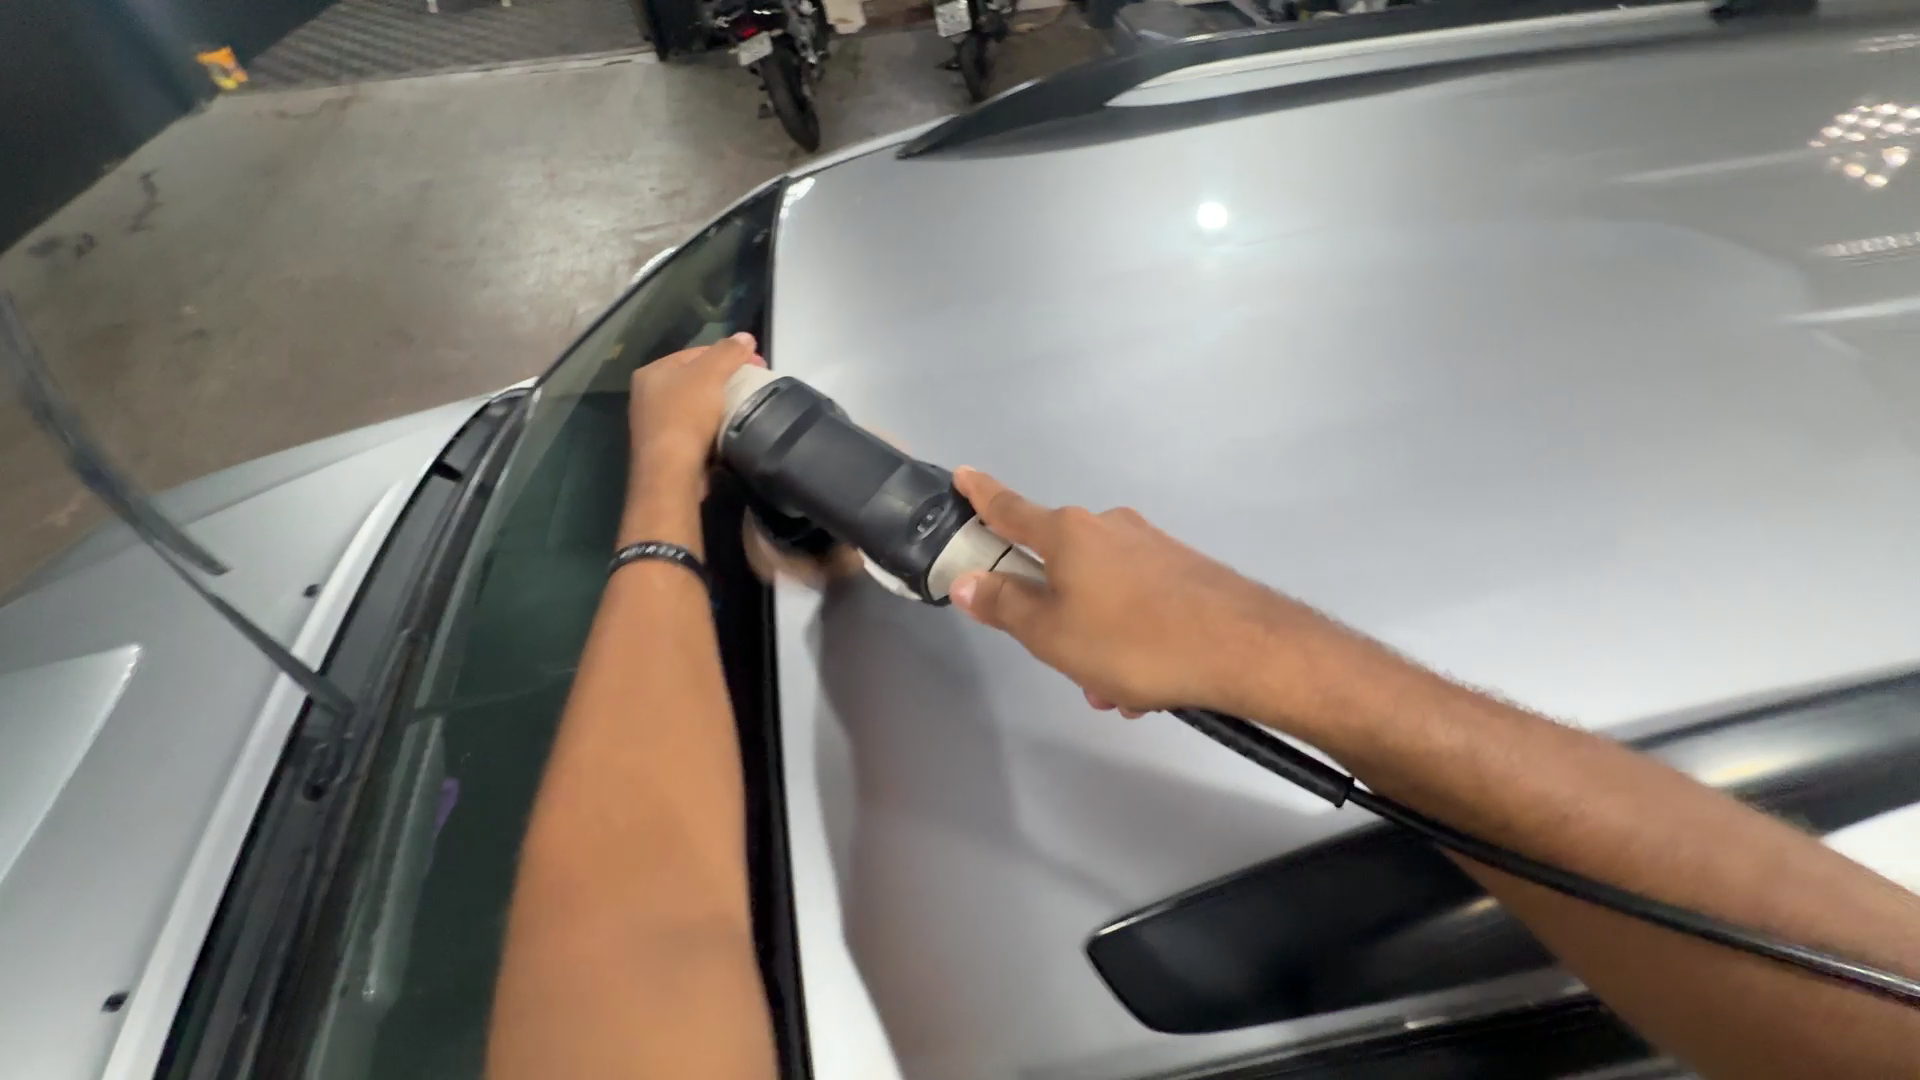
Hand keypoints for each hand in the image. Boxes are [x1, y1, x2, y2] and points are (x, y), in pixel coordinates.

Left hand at [628, 332, 764, 488]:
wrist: (672, 470)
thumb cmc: (686, 415)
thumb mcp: (710, 374)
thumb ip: (728, 352)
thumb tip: (745, 337)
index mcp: (653, 372)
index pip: (697, 353)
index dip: (730, 355)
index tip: (758, 366)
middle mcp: (648, 395)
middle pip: (696, 379)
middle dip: (726, 381)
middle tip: (754, 387)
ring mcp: (655, 424)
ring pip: (697, 406)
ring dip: (721, 406)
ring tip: (746, 409)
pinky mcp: (667, 449)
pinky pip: (696, 430)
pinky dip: (714, 428)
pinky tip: (729, 432)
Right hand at [948, 467, 1334, 718]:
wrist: (1245, 648)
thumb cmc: (1132, 640)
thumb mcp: (1052, 634)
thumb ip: (1004, 605)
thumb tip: (966, 581)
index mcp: (1067, 534)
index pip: (1009, 509)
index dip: (981, 495)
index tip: (962, 474)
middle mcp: (1107, 527)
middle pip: (1057, 562)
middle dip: (1051, 611)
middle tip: (1064, 661)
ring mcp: (1148, 545)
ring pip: (1099, 591)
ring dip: (1093, 636)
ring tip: (1114, 688)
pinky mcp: (1181, 568)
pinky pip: (1135, 600)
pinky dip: (1127, 635)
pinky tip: (1145, 681)